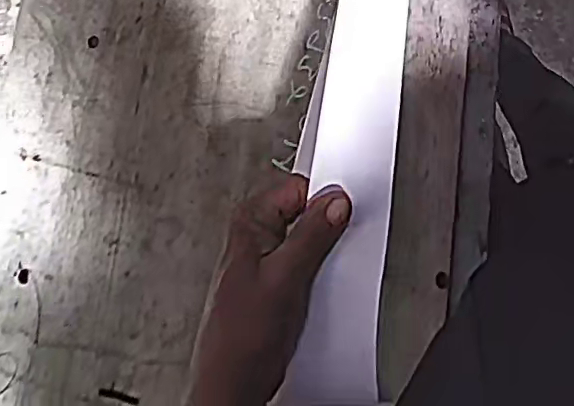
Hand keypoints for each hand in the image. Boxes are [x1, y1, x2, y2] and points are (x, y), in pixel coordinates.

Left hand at [185, 175, 351, 405]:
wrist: (231, 393)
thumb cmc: (240, 341)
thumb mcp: (284, 279)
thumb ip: (312, 235)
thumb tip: (336, 202)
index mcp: (250, 221)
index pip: (299, 188)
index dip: (324, 201)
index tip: (342, 215)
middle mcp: (255, 235)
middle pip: (306, 213)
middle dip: (324, 230)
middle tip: (330, 251)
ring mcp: (265, 260)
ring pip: (309, 240)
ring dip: (322, 256)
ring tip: (318, 279)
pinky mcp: (276, 283)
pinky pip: (306, 264)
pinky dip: (318, 274)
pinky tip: (317, 292)